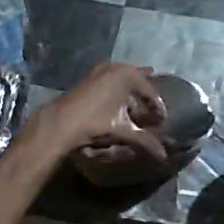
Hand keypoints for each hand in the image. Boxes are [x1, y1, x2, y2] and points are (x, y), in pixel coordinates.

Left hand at [25, 62, 167, 162]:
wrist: (60, 123)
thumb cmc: (94, 123)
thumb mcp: (122, 132)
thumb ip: (145, 142)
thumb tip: (163, 156)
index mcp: (127, 75)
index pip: (151, 92)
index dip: (158, 108)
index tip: (161, 122)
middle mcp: (115, 68)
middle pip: (139, 81)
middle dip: (146, 96)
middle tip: (153, 111)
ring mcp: (100, 70)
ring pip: (124, 79)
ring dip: (132, 92)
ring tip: (139, 106)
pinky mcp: (89, 77)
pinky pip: (112, 81)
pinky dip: (119, 90)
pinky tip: (120, 103)